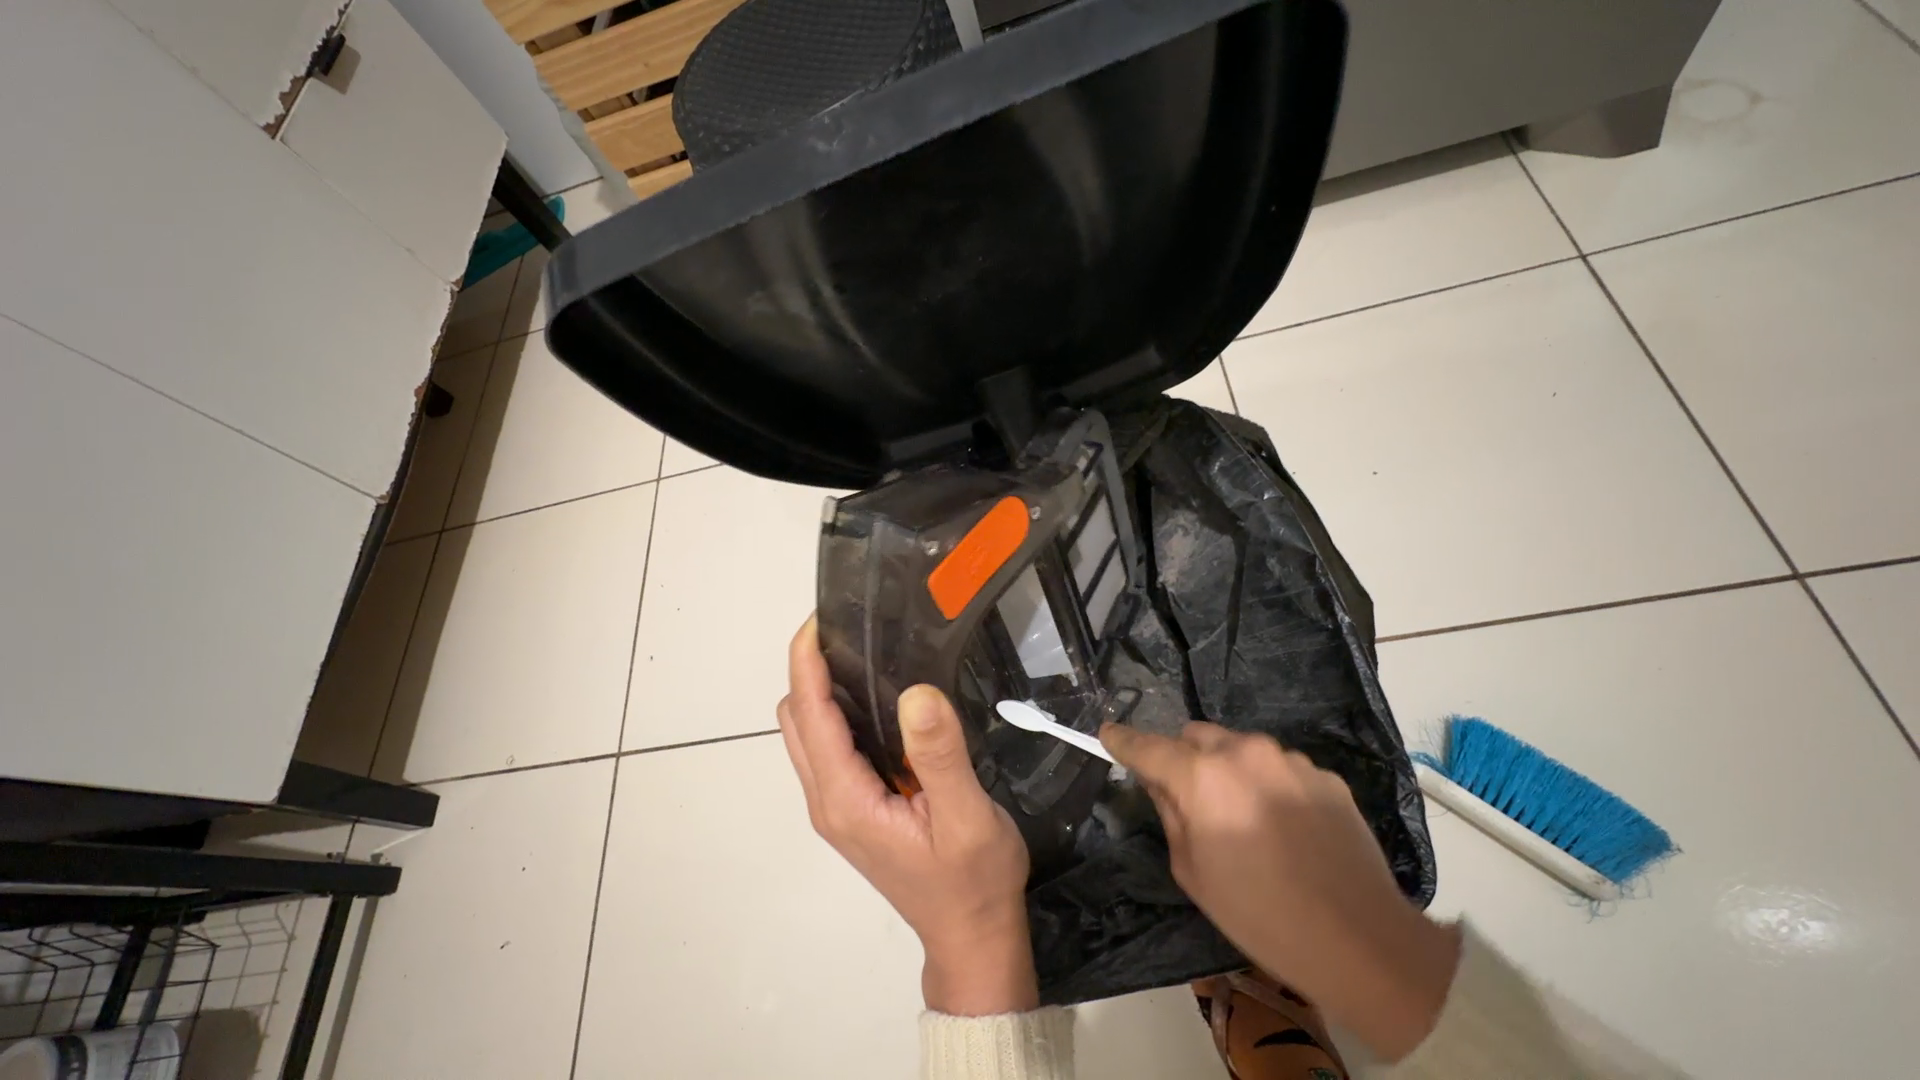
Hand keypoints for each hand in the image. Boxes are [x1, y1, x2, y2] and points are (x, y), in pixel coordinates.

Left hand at [778, 618, 1036, 1015]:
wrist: (971, 935)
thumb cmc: (971, 880)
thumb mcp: (966, 817)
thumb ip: (939, 755)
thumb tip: (915, 692)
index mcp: (845, 798)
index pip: (809, 713)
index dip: (807, 660)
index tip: (822, 616)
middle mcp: (827, 800)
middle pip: (796, 720)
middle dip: (809, 669)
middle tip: (852, 629)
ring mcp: (836, 808)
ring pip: (807, 735)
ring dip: (820, 692)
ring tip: (864, 654)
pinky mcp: (851, 811)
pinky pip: (829, 751)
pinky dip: (836, 716)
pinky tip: (877, 700)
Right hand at [1102, 721, 1459, 1062]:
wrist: (1359, 937)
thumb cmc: (1259, 913)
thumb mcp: (1192, 871)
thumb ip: (1170, 814)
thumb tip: (1163, 784)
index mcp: (1202, 775)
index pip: (1147, 745)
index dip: (1122, 740)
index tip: (1107, 734)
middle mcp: (1245, 752)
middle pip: (1196, 736)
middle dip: (1183, 758)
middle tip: (1188, 797)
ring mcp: (1290, 760)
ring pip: (1241, 749)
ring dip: (1229, 770)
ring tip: (1243, 818)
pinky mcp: (1326, 776)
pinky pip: (1280, 768)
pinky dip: (1268, 785)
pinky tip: (1284, 828)